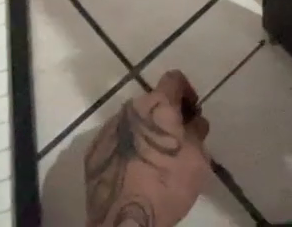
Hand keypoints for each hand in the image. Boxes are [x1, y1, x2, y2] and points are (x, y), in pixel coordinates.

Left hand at [84, 71, 211, 226]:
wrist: (125, 219)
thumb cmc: (167, 185)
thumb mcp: (198, 160)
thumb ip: (196, 133)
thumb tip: (194, 121)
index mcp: (158, 105)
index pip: (173, 79)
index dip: (185, 91)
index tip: (190, 111)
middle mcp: (131, 108)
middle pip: (151, 102)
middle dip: (164, 116)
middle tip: (173, 140)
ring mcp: (109, 128)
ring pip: (131, 121)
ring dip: (143, 131)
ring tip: (151, 158)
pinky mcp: (94, 150)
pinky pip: (115, 140)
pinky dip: (126, 148)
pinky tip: (132, 170)